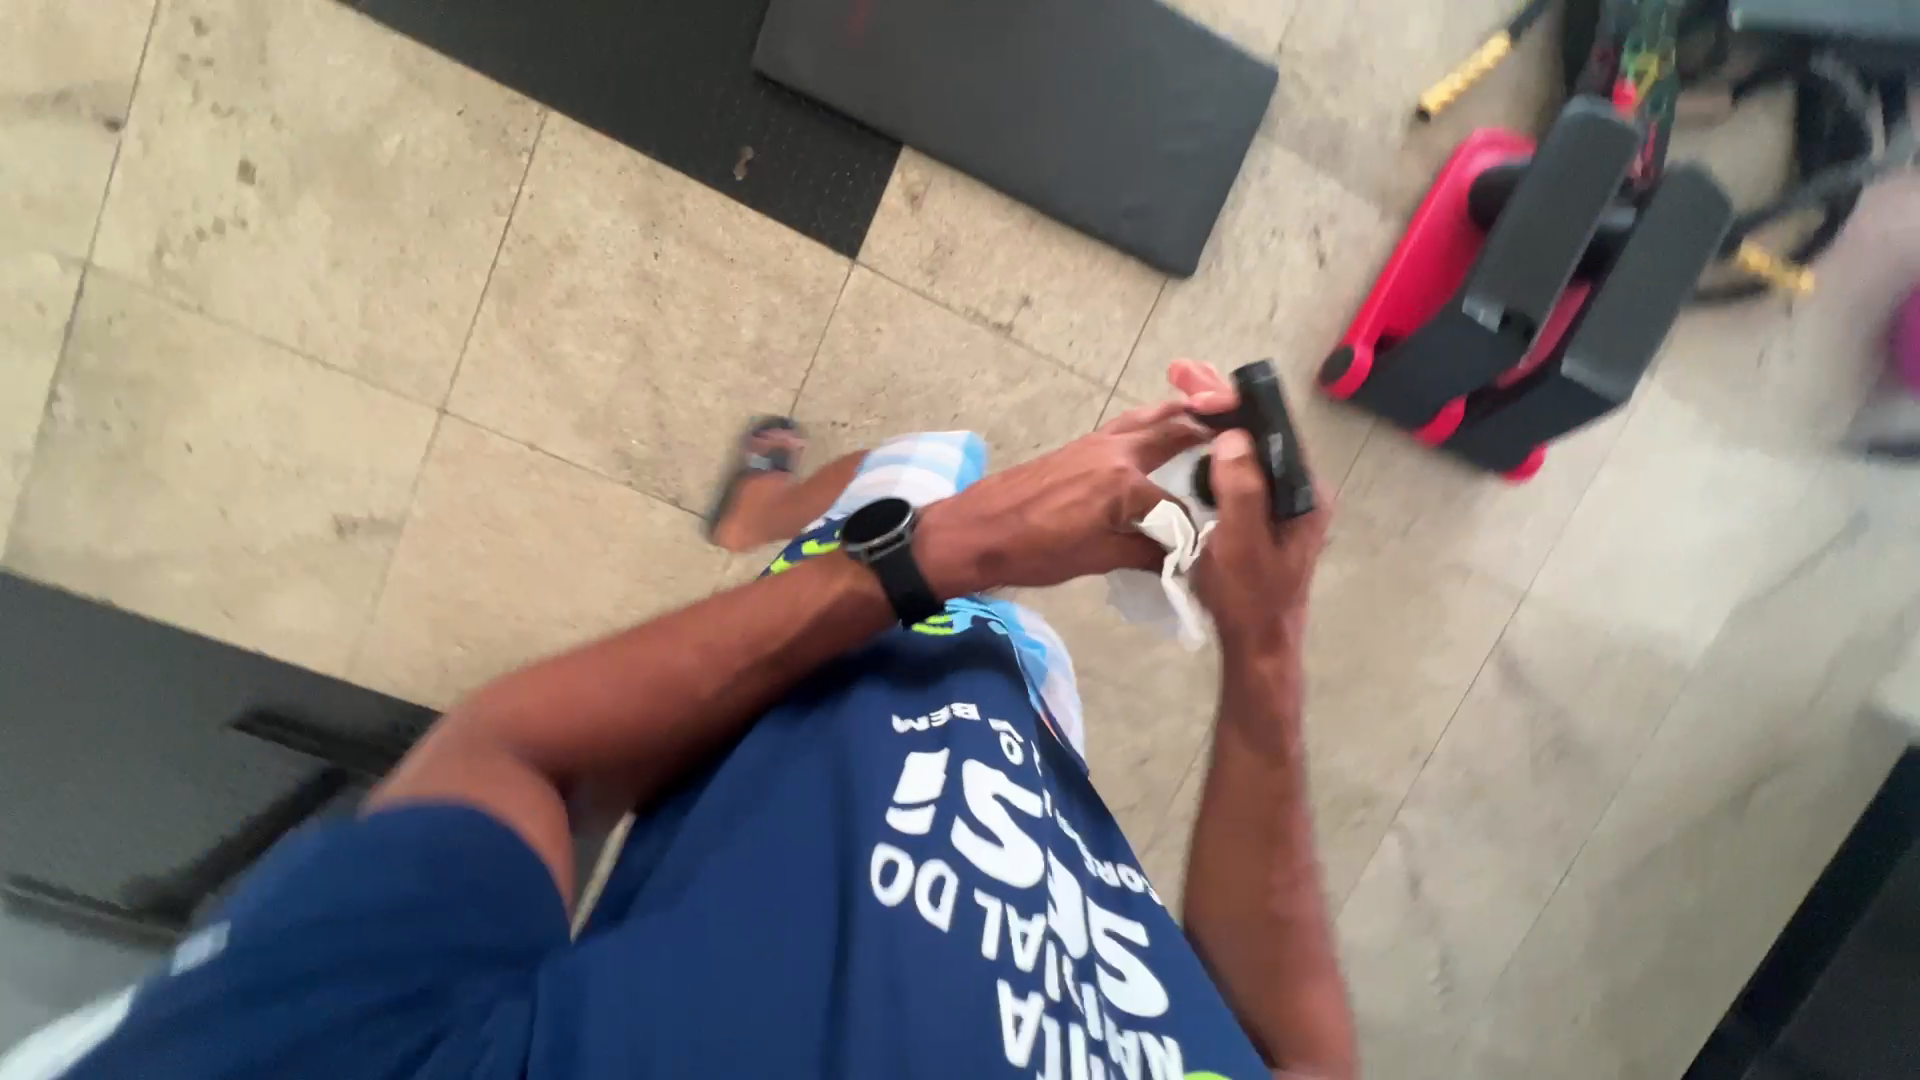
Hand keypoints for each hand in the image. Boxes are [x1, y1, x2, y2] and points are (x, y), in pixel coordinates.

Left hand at [916, 400, 1210, 594]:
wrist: (977, 530)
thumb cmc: (1035, 550)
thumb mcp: (1095, 559)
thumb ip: (1141, 552)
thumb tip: (1174, 557)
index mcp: (1124, 483)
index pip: (1175, 505)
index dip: (1191, 526)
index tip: (1206, 539)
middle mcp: (1115, 453)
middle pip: (1172, 429)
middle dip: (1208, 423)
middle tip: (1241, 419)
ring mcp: (1094, 444)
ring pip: (1146, 419)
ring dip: (1177, 414)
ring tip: (1207, 412)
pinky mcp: (1077, 447)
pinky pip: (1124, 427)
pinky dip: (1148, 425)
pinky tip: (1155, 438)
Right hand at [1177, 362, 1330, 652]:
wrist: (1257, 643)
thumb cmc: (1249, 596)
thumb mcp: (1242, 544)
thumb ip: (1243, 489)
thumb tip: (1233, 435)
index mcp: (1302, 491)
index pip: (1271, 428)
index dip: (1234, 400)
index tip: (1195, 384)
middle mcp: (1296, 489)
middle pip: (1260, 429)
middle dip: (1222, 397)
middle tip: (1181, 371)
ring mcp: (1279, 501)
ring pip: (1248, 445)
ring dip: (1217, 415)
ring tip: (1184, 391)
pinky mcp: (1261, 513)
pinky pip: (1240, 466)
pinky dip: (1215, 443)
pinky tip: (1195, 436)